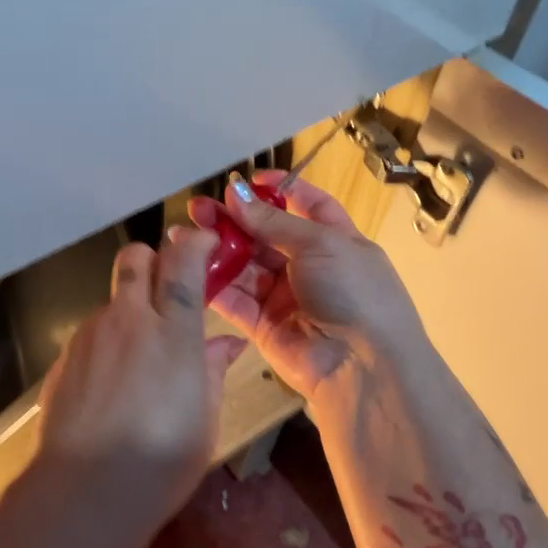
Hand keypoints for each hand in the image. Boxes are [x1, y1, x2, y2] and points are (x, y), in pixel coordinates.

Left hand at [33, 226, 247, 535]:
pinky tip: (111, 387)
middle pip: (136, 258)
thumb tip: (225, 343)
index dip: (196, 244)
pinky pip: (91, 334)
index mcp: (173, 332)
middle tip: (167, 290)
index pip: (183, 263)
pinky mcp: (64, 356)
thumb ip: (211, 370)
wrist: (86, 488)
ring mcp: (90, 335)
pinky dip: (106, 344)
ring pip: (112, 299)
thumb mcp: (205, 420)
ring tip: (139, 361)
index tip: (206, 245)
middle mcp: (129, 320)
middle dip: (153, 261)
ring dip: (130, 312)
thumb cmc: (161, 460)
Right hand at [190, 170, 425, 399]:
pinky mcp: (263, 325)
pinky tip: (189, 264)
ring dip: (216, 248)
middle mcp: (310, 266)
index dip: (282, 190)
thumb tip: (236, 191)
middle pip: (265, 235)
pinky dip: (212, 282)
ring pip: (244, 265)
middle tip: (198, 207)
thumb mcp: (320, 244)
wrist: (363, 368)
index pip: (309, 206)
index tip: (249, 179)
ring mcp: (285, 296)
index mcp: (337, 241)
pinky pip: (234, 297)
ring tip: (184, 232)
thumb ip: (272, 220)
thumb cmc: (353, 291)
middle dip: (233, 219)